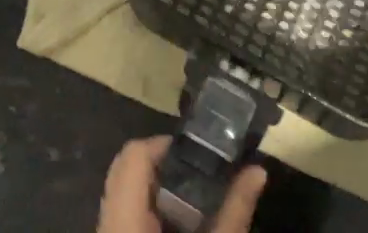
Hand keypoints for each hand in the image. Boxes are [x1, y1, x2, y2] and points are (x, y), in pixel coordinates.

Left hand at [98, 136, 267, 232]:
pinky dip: (153, 206)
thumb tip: (258, 171)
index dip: (166, 144)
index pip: (134, 155)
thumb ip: (233, 212)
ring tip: (197, 198)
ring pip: (126, 190)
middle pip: (127, 167)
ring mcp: (110, 231)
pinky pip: (126, 211)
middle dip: (166, 163)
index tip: (200, 150)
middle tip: (202, 173)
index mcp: (124, 219)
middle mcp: (109, 221)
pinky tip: (182, 223)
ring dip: (160, 186)